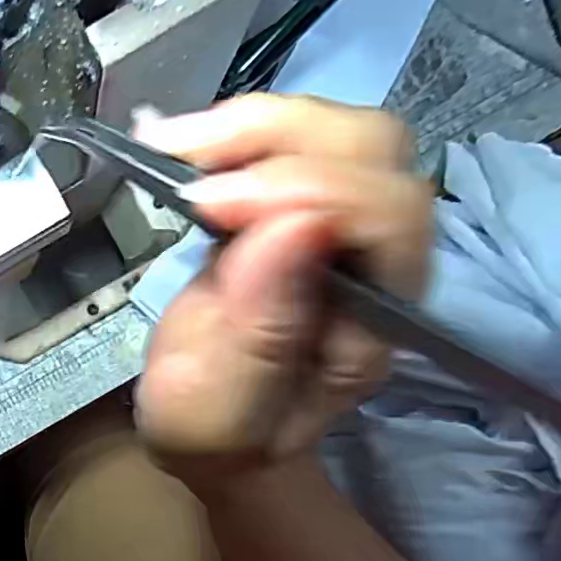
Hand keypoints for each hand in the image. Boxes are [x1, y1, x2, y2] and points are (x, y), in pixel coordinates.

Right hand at [131, 94, 432, 480]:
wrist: (210, 427)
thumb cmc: (212, 434)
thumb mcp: (216, 411)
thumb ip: (256, 335)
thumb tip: (292, 226)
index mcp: (371, 324)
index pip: (386, 218)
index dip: (305, 189)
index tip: (208, 203)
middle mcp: (377, 266)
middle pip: (372, 152)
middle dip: (278, 138)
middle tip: (188, 159)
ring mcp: (343, 232)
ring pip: (336, 133)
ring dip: (254, 126)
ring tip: (174, 145)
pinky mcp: (300, 213)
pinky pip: (290, 144)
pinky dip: (235, 133)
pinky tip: (180, 145)